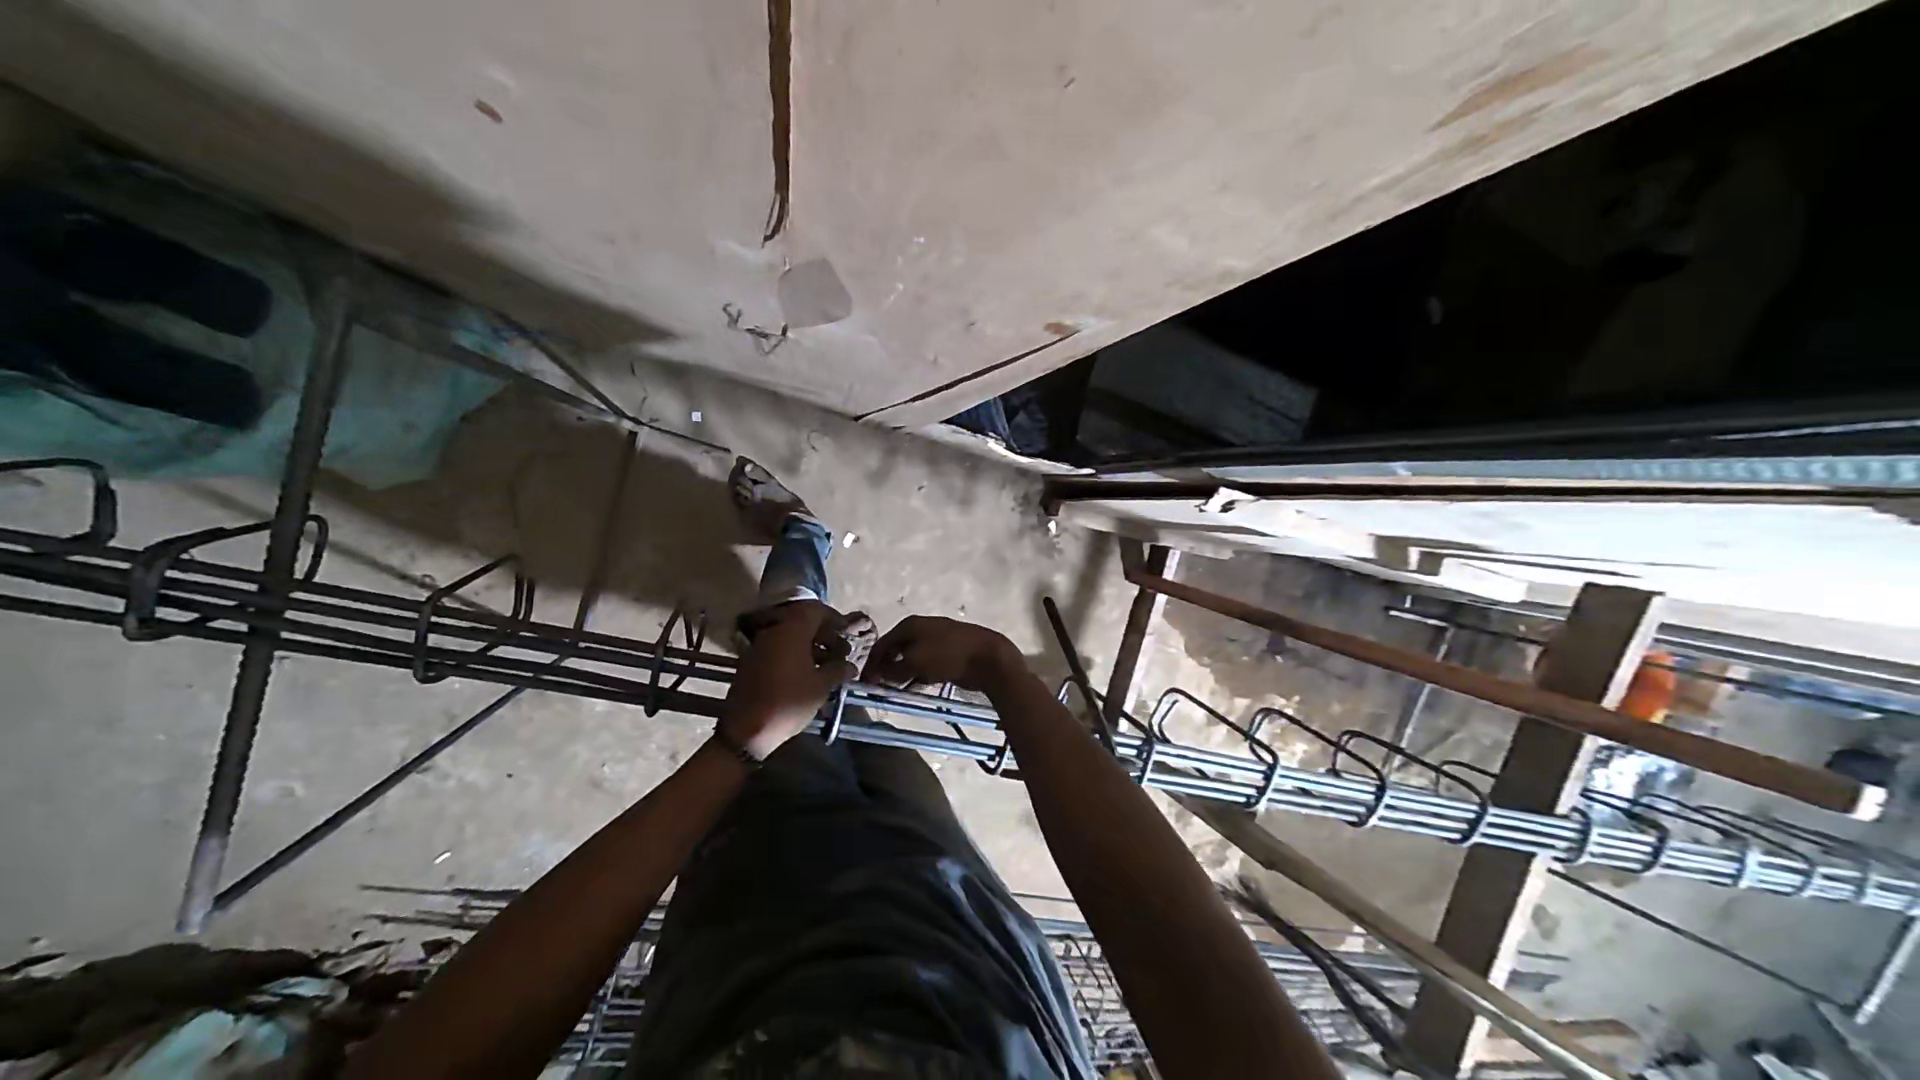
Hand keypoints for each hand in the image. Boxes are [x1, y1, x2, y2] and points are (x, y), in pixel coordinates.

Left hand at [719, 601, 859, 758]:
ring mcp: (759, 647)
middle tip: (841, 652)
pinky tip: (808, 674)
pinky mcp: (752, 662)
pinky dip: (795, 655)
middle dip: (824, 634)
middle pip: (802, 622)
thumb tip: (850, 665)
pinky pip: (778, 649)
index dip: (834, 618)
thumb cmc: (789, 701)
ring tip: (828, 665)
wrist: (746, 729)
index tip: (847, 632)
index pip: (815, 610)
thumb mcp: (821, 686)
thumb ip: (838, 670)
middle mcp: (773, 632)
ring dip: (811, 646)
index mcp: (791, 631)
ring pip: (790, 637)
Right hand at [864, 615, 1022, 692]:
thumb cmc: (948, 656)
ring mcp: (938, 639)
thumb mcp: (915, 663)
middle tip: (879, 686)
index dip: (872, 662)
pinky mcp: (950, 652)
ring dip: (902, 672)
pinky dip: (919, 673)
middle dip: (886, 666)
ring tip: (895, 688)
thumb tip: (879, 673)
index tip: (865, 681)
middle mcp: (922, 628)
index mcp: (910, 624)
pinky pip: (927, 663)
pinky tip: (916, 686)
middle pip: (897, 648)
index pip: (883, 643)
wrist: (988, 658)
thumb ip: (894, 669)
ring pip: (912, 657)